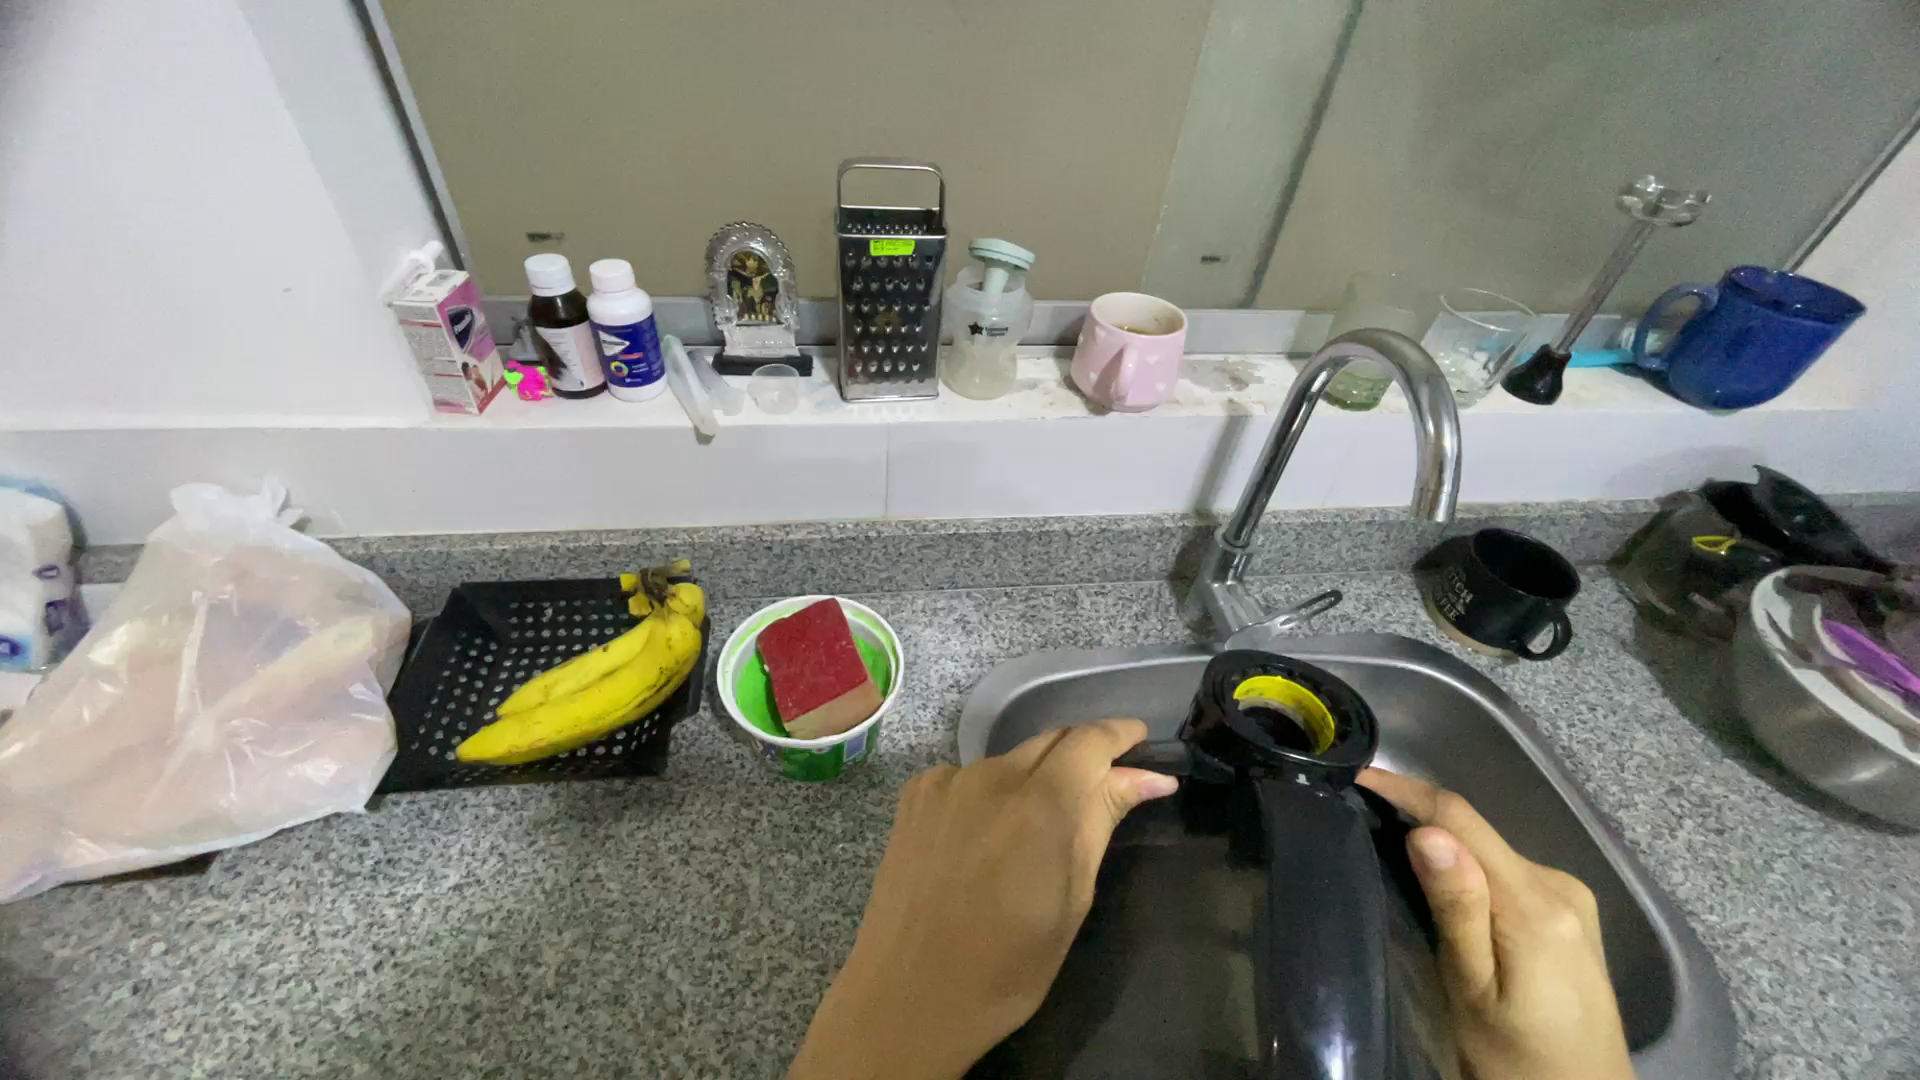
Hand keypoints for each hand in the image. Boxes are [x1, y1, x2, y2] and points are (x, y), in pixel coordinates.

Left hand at [788, 720, 1178, 1079]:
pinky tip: (983, 837)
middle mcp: (991, 775)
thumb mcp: (1073, 897)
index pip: (1090, 741)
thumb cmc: (1008, 964)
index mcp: (1039, 803)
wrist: (908, 994)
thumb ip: (1103, 820)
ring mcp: (947, 780)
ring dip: (1031, 780)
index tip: (1141, 737)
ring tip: (1030, 834)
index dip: (1120, 733)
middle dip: (1080, 754)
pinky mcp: (916, 792)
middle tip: (1101, 784)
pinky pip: (968, 777)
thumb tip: (1149, 777)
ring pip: (1008, 761)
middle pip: (1049, 741)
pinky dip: (988, 794)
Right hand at [1359, 768, 1634, 1079]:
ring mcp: (1568, 896)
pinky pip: (1500, 865)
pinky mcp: (1567, 910)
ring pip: (1486, 846)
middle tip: (1356, 810)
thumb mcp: (1473, 989)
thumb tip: (1426, 833)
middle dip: (1415, 812)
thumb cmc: (1517, 1058)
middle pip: (1474, 830)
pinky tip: (1435, 874)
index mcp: (1537, 905)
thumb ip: (1457, 909)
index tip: (1357, 776)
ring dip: (1437, 836)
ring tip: (1383, 837)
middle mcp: (1559, 886)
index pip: (1461, 820)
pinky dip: (1462, 860)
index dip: (1406, 790)